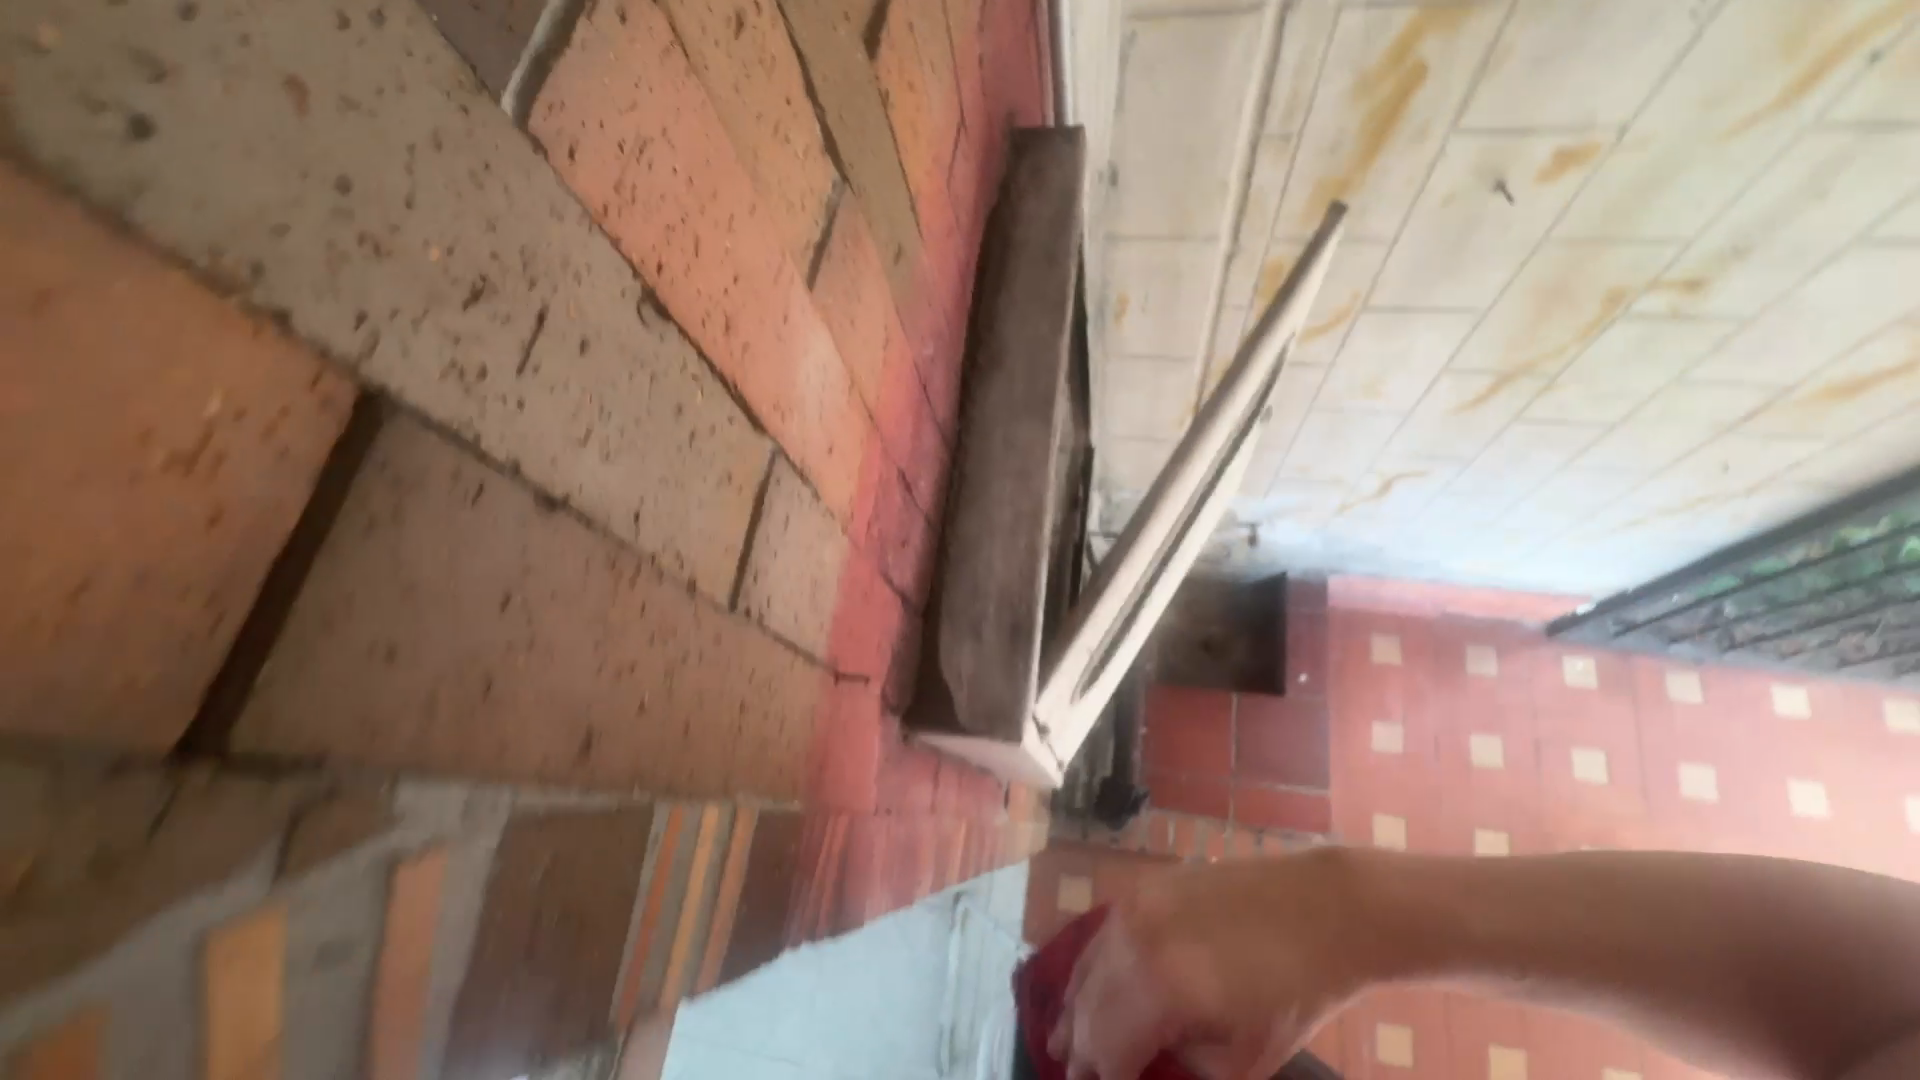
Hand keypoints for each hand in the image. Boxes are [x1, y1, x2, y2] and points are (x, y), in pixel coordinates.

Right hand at [1048, 849, 1373, 1079]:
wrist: (1324, 906)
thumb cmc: (1297, 991)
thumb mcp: (1247, 1057)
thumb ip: (1185, 1065)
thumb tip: (1146, 1059)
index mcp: (1165, 989)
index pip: (1109, 1047)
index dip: (1102, 1075)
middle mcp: (1138, 941)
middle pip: (1090, 1007)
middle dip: (1081, 1048)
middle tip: (1073, 1072)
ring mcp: (1138, 906)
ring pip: (1087, 966)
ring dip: (1077, 1008)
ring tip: (1064, 1040)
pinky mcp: (1145, 885)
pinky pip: (1103, 935)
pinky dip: (1092, 967)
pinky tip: (1086, 988)